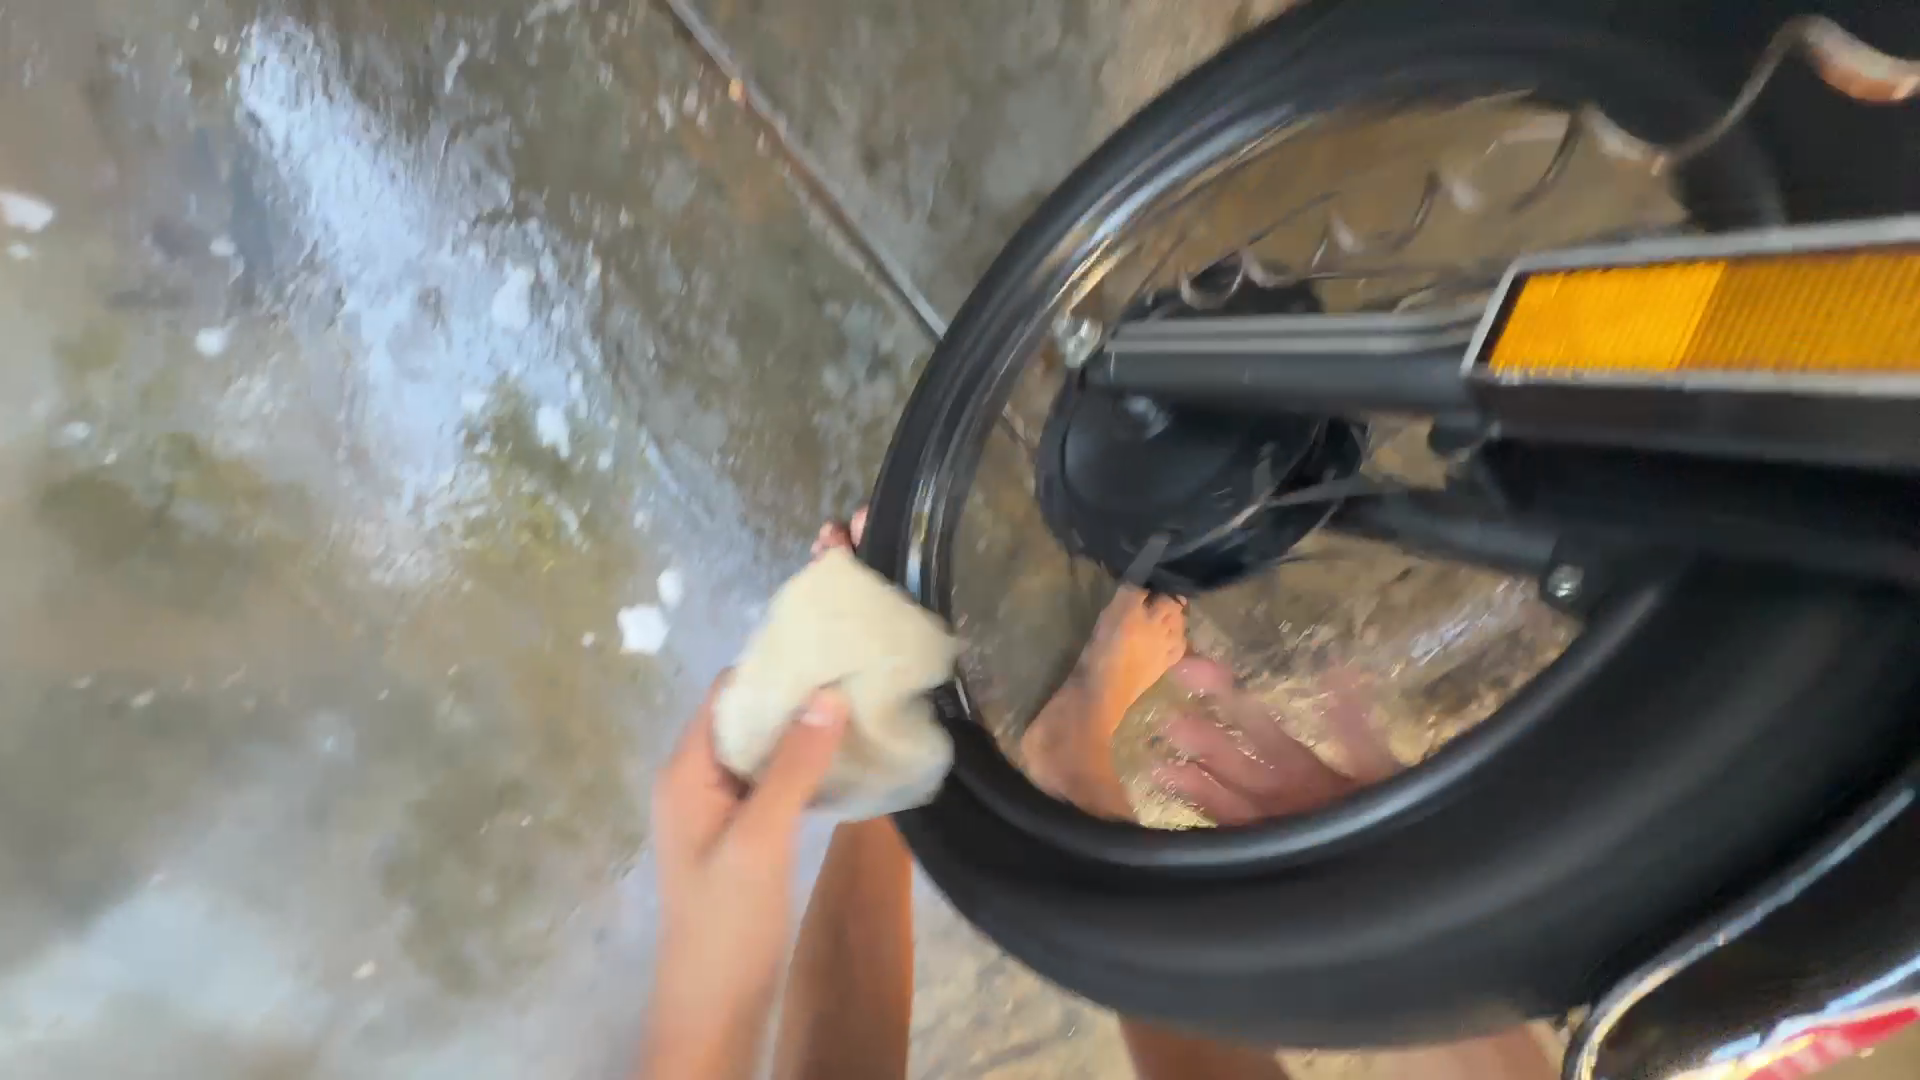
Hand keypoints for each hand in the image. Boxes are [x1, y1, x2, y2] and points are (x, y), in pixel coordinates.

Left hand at [641, 676, 849, 1079]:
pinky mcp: (746, 828)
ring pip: (765, 747)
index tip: (830, 652)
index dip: (775, 668)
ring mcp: (722, 805)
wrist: (716, 1011)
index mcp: (686, 770)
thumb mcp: (761, 838)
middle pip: (748, 715)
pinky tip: (846, 757)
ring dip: (805, 729)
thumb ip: (793, 765)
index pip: (729, 693)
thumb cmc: (728, 922)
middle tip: (855, 677)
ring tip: (859, 706)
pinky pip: (776, 777)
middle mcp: (699, 777)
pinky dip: (806, 762)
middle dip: (797, 695)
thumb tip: (829, 693)